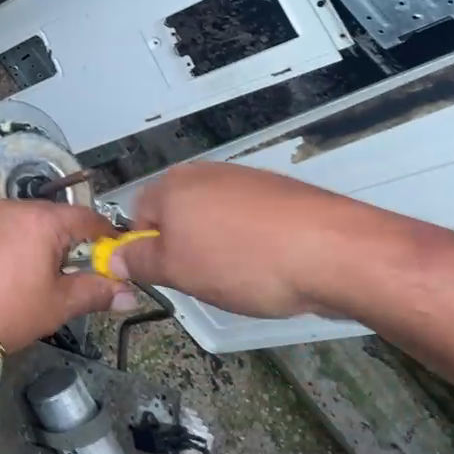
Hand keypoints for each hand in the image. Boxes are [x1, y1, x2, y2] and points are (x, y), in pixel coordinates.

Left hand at [0, 200, 126, 352]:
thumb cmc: (8, 310)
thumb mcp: (58, 304)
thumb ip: (95, 292)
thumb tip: (129, 293)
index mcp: (39, 221)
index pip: (84, 217)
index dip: (103, 233)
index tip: (113, 251)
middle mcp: (7, 207)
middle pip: (47, 217)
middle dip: (63, 239)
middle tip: (69, 269)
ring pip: (14, 221)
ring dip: (28, 239)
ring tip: (29, 272)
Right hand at [107, 162, 384, 317]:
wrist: (337, 252)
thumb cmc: (243, 261)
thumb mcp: (178, 272)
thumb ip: (139, 262)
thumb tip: (115, 257)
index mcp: (171, 185)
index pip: (137, 215)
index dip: (146, 249)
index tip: (167, 276)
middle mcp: (204, 173)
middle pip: (178, 214)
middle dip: (185, 247)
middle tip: (204, 279)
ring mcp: (246, 179)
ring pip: (216, 218)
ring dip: (221, 245)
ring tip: (245, 277)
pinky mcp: (283, 194)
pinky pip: (252, 221)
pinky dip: (256, 242)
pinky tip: (274, 266)